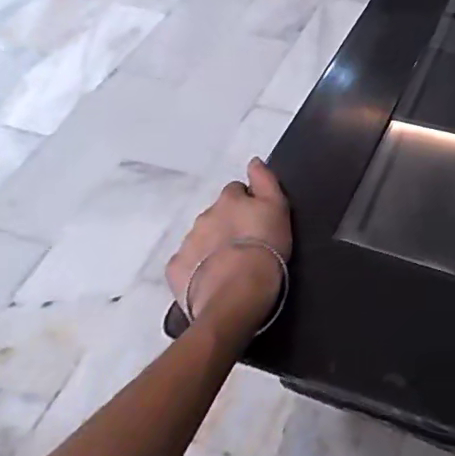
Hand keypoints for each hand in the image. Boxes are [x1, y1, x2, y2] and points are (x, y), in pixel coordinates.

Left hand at [166, 158, 292, 336]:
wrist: (236, 294)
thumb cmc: (265, 249)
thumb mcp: (277, 209)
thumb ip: (265, 180)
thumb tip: (254, 161)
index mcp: (229, 200)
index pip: (236, 191)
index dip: (247, 203)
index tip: (257, 221)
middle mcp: (204, 216)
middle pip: (216, 215)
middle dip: (226, 225)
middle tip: (245, 246)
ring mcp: (187, 242)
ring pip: (200, 238)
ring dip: (212, 246)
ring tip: (230, 267)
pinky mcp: (176, 269)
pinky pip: (187, 264)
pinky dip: (196, 269)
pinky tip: (210, 282)